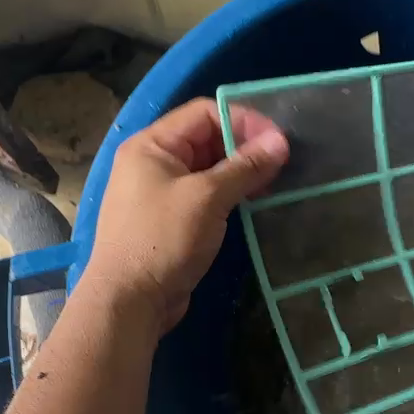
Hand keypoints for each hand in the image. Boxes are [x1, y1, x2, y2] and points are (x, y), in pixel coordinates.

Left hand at [84, 99, 287, 332]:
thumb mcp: (208, 198)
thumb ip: (245, 167)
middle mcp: (155, 162)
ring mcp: (163, 192)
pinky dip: (232, 194)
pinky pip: (208, 195)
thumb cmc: (163, 239)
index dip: (243, 120)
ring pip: (210, 168)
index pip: (204, 113)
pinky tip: (256, 203)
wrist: (130, 301)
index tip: (278, 140)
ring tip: (276, 183)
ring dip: (242, 172)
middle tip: (283, 163)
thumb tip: (281, 141)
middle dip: (246, 146)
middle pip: (208, 138)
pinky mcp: (174, 219)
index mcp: (152, 145)